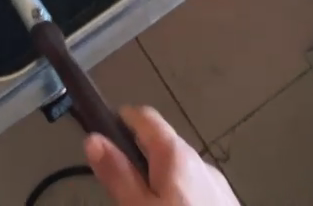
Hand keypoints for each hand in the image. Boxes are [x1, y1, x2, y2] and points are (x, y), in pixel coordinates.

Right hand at [85, 106, 239, 205]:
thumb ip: (117, 174)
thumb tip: (93, 140)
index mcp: (177, 153)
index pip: (144, 115)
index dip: (120, 120)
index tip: (104, 139)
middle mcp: (201, 161)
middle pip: (162, 146)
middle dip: (139, 161)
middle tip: (122, 189)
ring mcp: (220, 187)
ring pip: (180, 173)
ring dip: (161, 183)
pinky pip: (197, 193)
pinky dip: (181, 200)